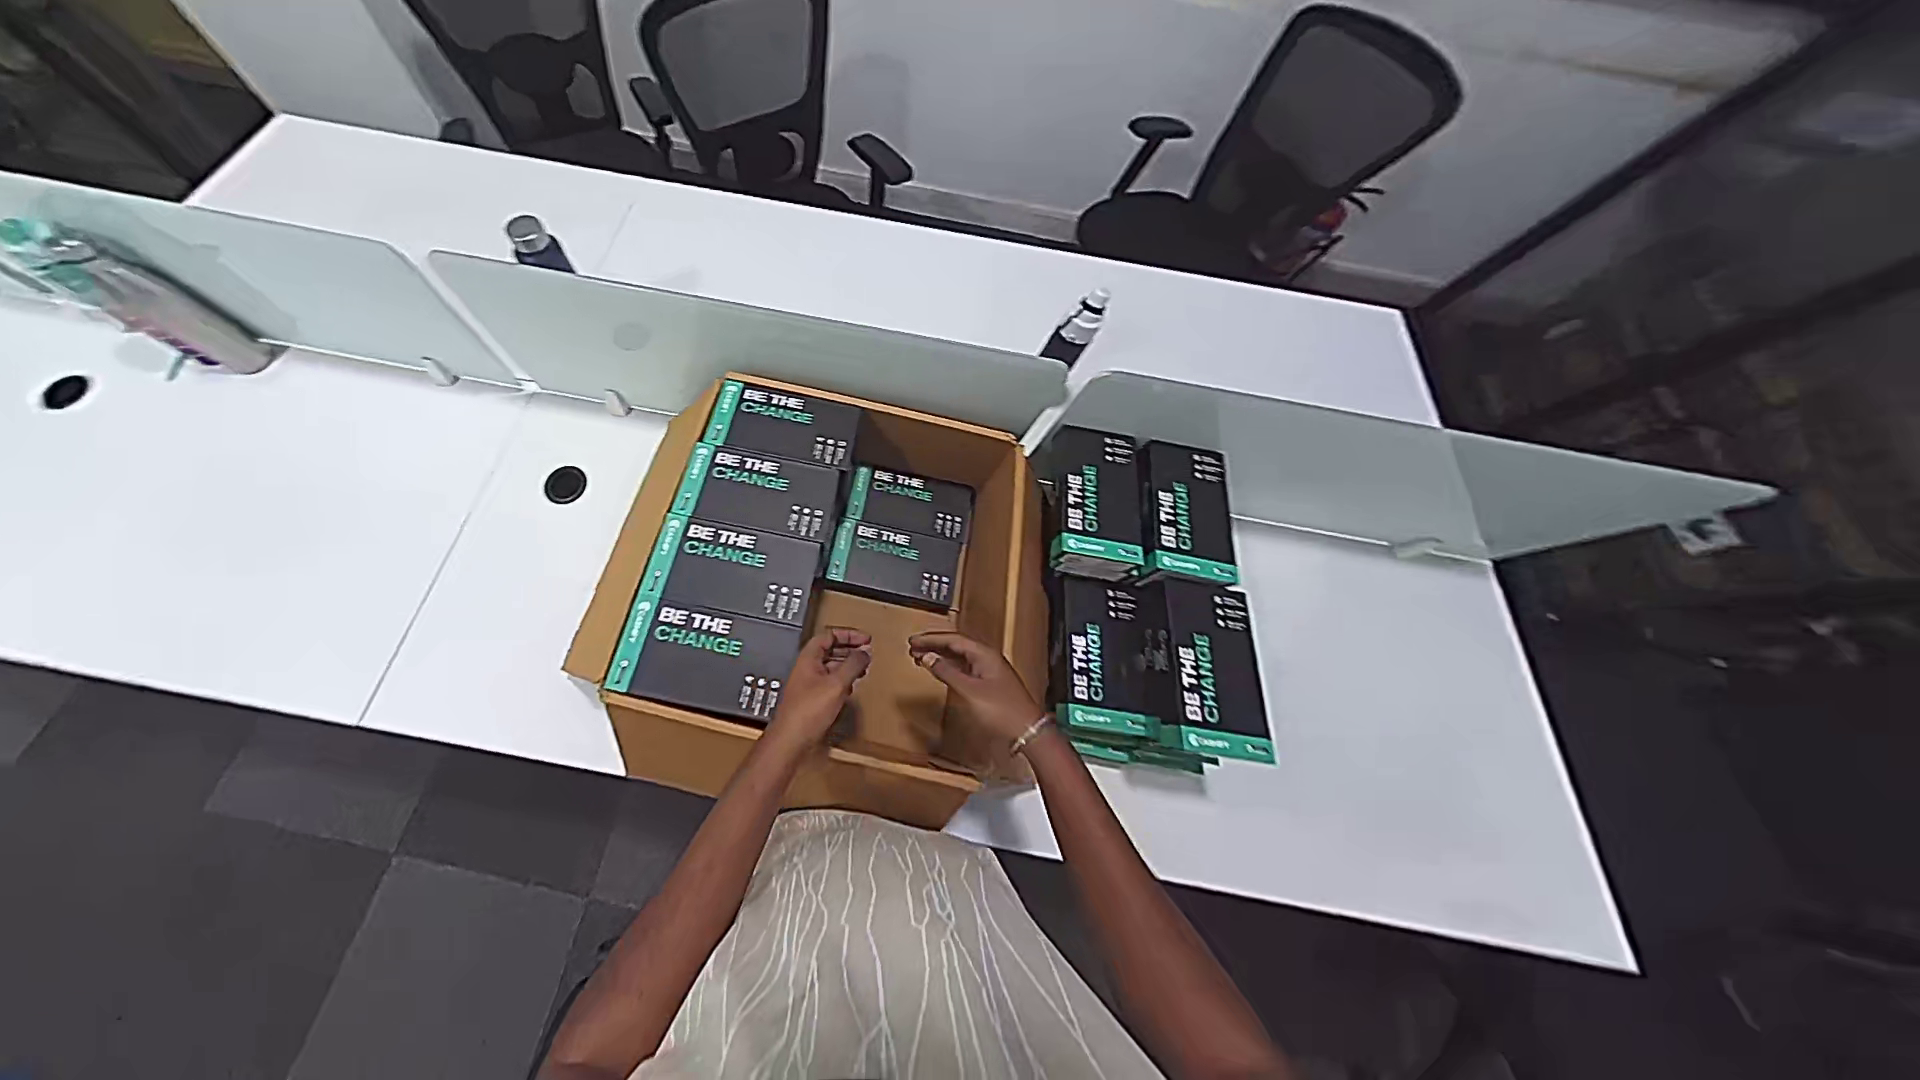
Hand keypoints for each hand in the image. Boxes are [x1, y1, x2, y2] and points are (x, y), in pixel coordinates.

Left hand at [767, 628, 870, 746]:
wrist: (791, 742)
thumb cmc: (809, 710)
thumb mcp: (836, 684)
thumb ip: (853, 664)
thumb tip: (866, 651)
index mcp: (809, 659)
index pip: (828, 635)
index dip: (848, 635)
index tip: (866, 640)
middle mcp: (808, 669)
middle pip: (830, 650)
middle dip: (850, 649)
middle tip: (868, 653)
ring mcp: (810, 685)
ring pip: (832, 668)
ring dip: (848, 666)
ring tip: (864, 669)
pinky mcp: (813, 701)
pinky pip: (831, 684)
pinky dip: (844, 681)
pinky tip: (853, 688)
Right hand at [908, 630, 1045, 747]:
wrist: (1026, 730)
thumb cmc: (1002, 710)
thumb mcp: (969, 690)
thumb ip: (947, 672)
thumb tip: (928, 657)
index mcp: (984, 654)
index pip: (953, 639)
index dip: (931, 639)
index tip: (913, 640)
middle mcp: (987, 658)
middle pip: (956, 645)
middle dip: (934, 646)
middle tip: (913, 648)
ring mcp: (989, 671)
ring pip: (960, 657)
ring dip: (940, 656)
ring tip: (921, 658)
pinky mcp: (989, 684)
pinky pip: (965, 669)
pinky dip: (949, 668)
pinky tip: (941, 672)